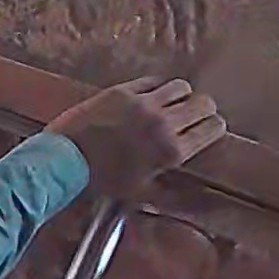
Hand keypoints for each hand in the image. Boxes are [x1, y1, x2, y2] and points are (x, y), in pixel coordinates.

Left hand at [45, 77, 225, 198]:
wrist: (65, 159)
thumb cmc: (103, 180)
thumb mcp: (142, 193)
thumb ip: (175, 193)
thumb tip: (203, 198)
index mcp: (173, 151)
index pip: (212, 129)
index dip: (213, 127)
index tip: (209, 127)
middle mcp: (163, 123)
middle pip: (203, 104)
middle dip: (203, 108)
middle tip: (196, 113)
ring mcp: (142, 103)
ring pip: (180, 87)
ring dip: (181, 95)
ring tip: (173, 102)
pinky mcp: (122, 91)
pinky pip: (152, 81)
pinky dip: (157, 87)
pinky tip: (152, 95)